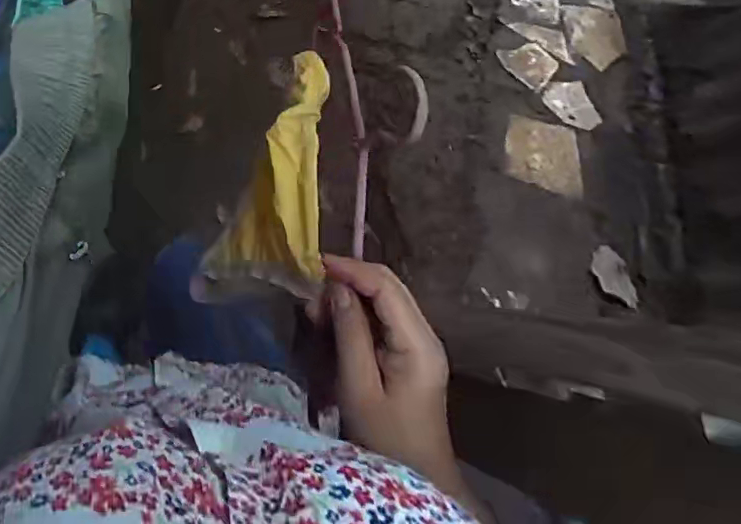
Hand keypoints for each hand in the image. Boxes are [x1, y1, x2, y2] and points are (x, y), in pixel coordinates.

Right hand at [321, 255, 460, 486]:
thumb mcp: (359, 388)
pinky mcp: (412, 351)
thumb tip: (337, 288)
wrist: (418, 477)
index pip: (385, 287)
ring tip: (318, 310)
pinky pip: (384, 316)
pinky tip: (334, 322)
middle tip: (314, 290)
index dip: (352, 269)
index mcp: (418, 343)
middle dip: (349, 279)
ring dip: (351, 295)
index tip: (318, 263)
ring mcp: (421, 342)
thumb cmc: (385, 440)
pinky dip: (358, 311)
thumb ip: (349, 333)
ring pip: (385, 297)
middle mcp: (426, 334)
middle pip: (388, 285)